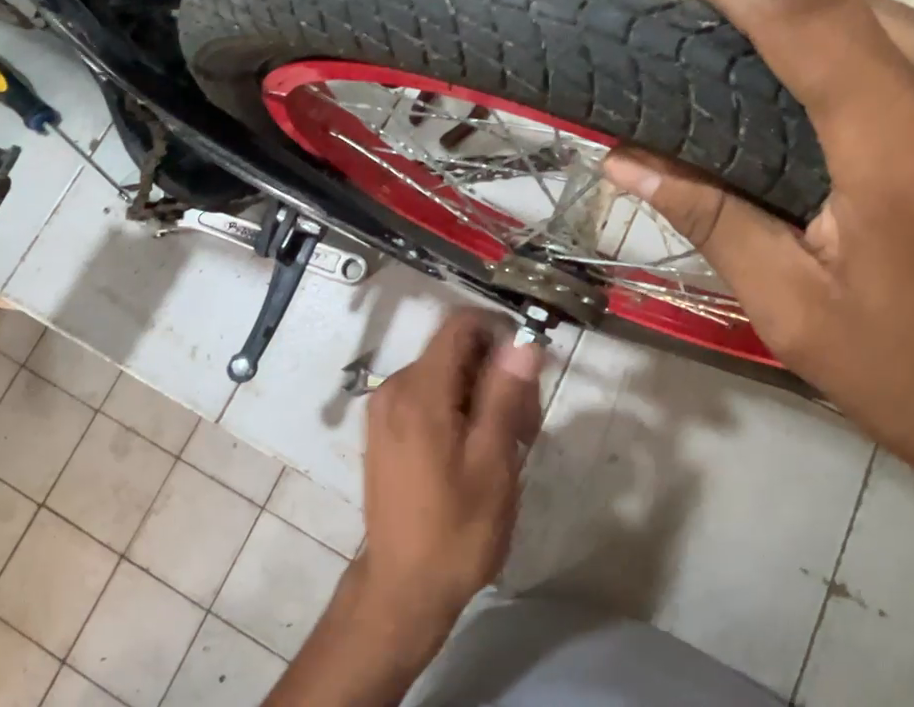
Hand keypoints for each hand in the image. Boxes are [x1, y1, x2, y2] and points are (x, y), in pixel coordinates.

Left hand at [356, 308, 542, 625]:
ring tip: (507, 448)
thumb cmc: (456, 528)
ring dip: (483, 398)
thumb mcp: (493, 461)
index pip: (459, 325)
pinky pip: (428, 400)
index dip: (500, 336)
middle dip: (497, 376)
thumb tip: (523, 340)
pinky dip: (459, 413)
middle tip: (526, 428)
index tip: (528, 374)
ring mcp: (385, 411)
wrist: (403, 588)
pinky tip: (479, 453)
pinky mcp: (385, 433)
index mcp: (418, 390)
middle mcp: (393, 388)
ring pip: (446, 377)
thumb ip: (506, 393)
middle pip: (456, 353)